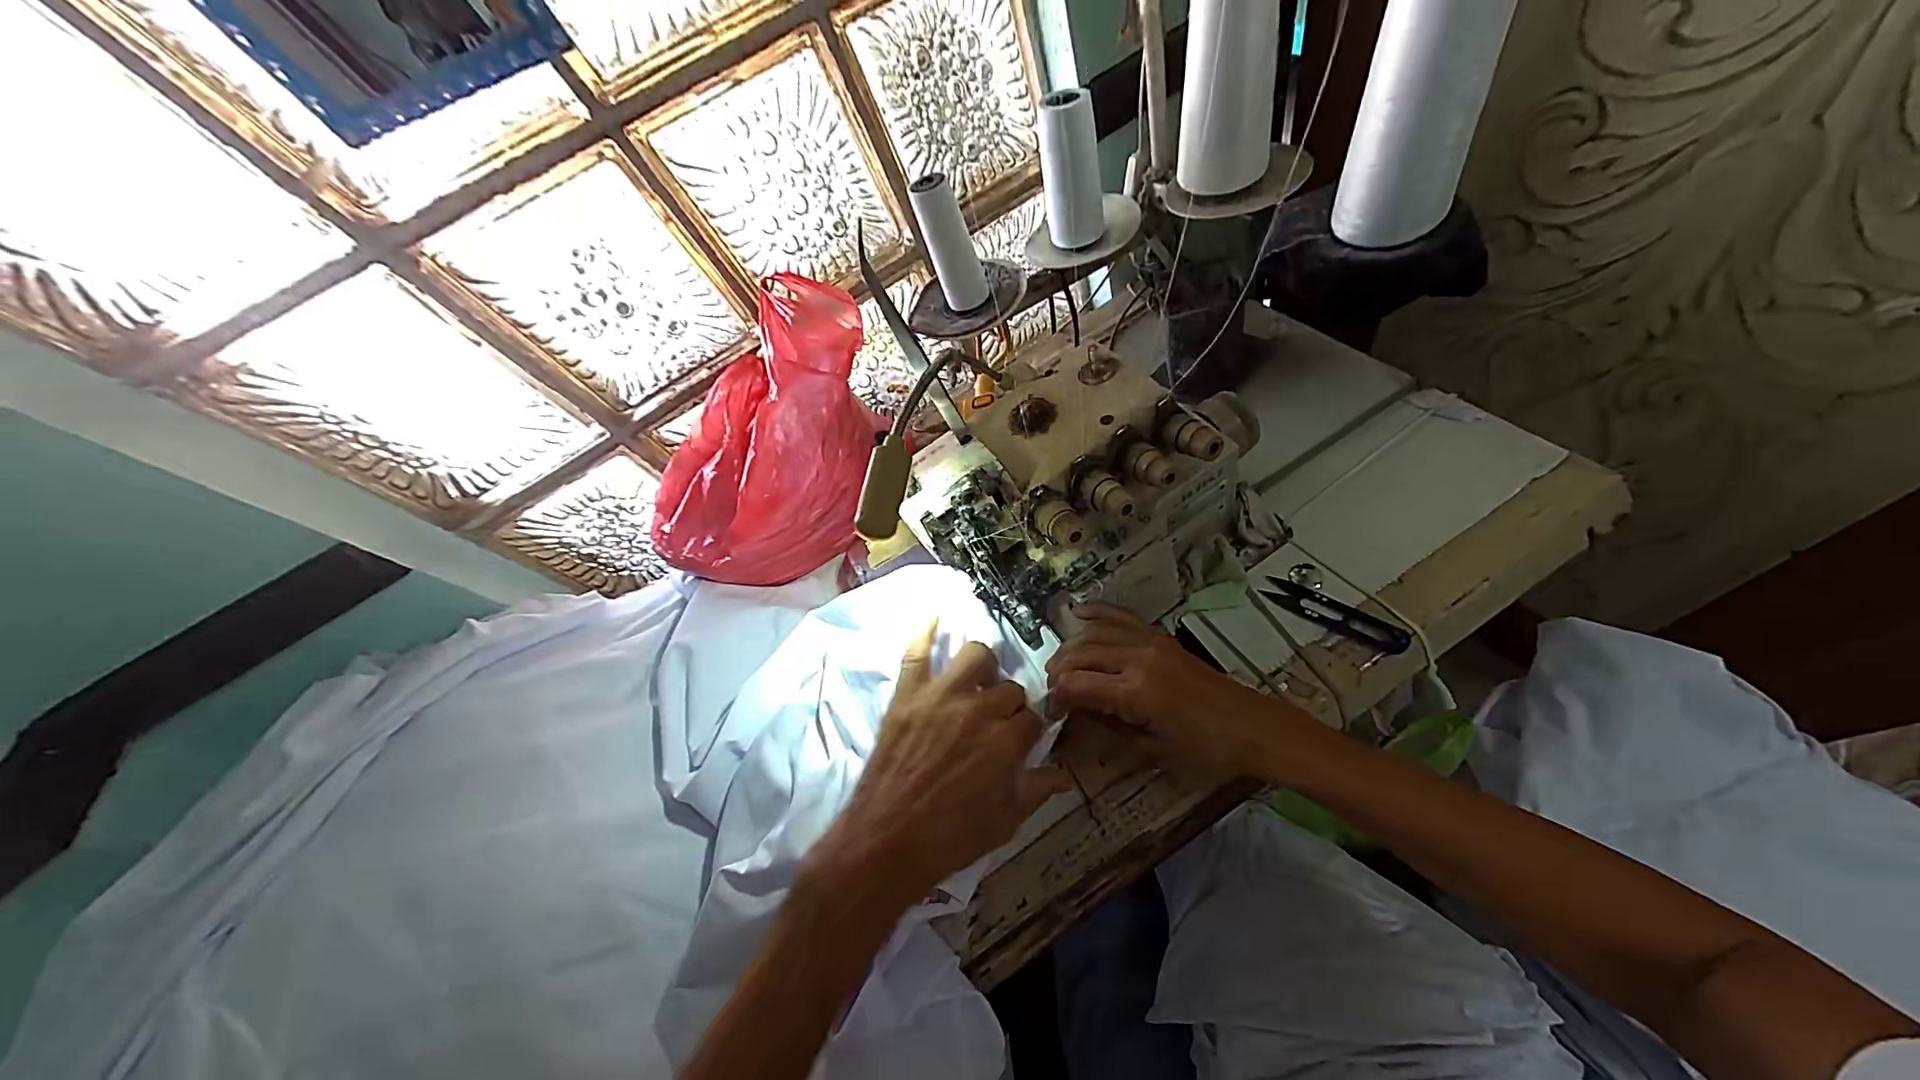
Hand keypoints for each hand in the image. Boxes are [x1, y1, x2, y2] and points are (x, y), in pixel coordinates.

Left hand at [812, 623, 1070, 904]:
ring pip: (975, 655)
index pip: (1034, 719)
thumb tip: (1062, 774)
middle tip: (997, 724)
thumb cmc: (950, 838)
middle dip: (1010, 705)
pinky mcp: (907, 695)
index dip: (1030, 730)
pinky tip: (932, 617)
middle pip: (1010, 688)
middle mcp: (979, 710)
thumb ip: (1036, 790)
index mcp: (1007, 741)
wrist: (887, 841)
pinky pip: (916, 653)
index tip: (1023, 741)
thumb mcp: (1005, 821)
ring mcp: (941, 697)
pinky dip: (923, 632)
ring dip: (983, 667)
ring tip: (978, 682)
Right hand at [1046, 602, 1305, 774]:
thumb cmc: (1205, 749)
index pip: (1076, 685)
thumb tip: (1076, 713)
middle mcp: (1138, 659)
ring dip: (1072, 646)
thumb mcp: (1151, 750)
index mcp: (1134, 692)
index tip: (1052, 713)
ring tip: (1058, 664)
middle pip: (1080, 655)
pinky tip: (1080, 611)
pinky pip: (1123, 617)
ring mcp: (1151, 643)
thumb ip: (1109, 727)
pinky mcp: (1161, 637)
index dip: (1057, 698)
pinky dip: (1100, 612)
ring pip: (1096, 633)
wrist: (1252, 727)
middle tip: (1051, 691)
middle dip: (1058, 671)